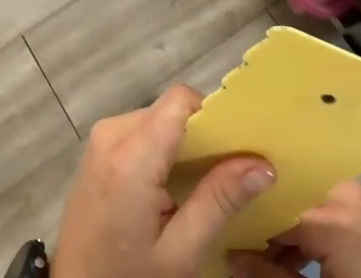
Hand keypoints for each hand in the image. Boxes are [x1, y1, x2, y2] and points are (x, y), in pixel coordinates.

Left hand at [52, 84, 275, 277]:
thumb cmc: (128, 277)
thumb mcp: (180, 251)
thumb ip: (219, 201)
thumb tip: (263, 163)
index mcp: (130, 153)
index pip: (180, 100)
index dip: (214, 115)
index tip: (243, 145)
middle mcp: (111, 133)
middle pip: (170, 111)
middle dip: (205, 137)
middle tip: (236, 174)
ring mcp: (100, 141)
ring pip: (158, 122)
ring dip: (186, 147)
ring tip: (211, 187)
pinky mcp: (98, 153)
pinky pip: (141, 135)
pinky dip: (165, 154)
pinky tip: (181, 190)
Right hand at [227, 181, 360, 277]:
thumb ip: (273, 277)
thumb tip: (231, 257)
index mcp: (326, 218)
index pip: (262, 198)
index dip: (235, 210)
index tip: (212, 221)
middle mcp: (338, 193)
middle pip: (279, 188)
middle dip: (254, 210)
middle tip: (229, 230)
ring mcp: (355, 196)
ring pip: (298, 195)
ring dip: (278, 220)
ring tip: (260, 251)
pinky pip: (320, 202)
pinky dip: (302, 223)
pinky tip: (294, 253)